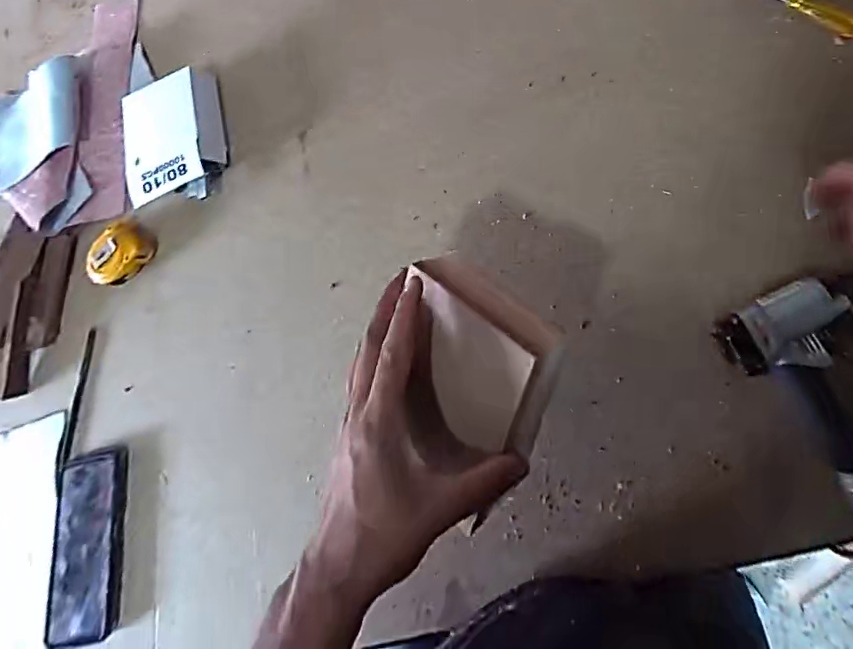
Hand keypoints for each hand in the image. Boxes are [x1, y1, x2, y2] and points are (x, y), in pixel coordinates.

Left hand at [303, 273, 527, 613]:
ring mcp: (349, 426)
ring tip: (392, 307)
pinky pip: (359, 381)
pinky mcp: (348, 438)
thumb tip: (519, 461)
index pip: (391, 357)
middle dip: (385, 310)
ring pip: (359, 363)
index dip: (404, 318)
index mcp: (377, 423)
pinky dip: (372, 355)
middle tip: (400, 279)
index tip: (414, 285)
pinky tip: (383, 360)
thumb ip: (483, 482)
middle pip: (368, 349)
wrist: (333, 572)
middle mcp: (359, 416)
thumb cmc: (378, 538)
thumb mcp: (438, 509)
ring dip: (376, 329)